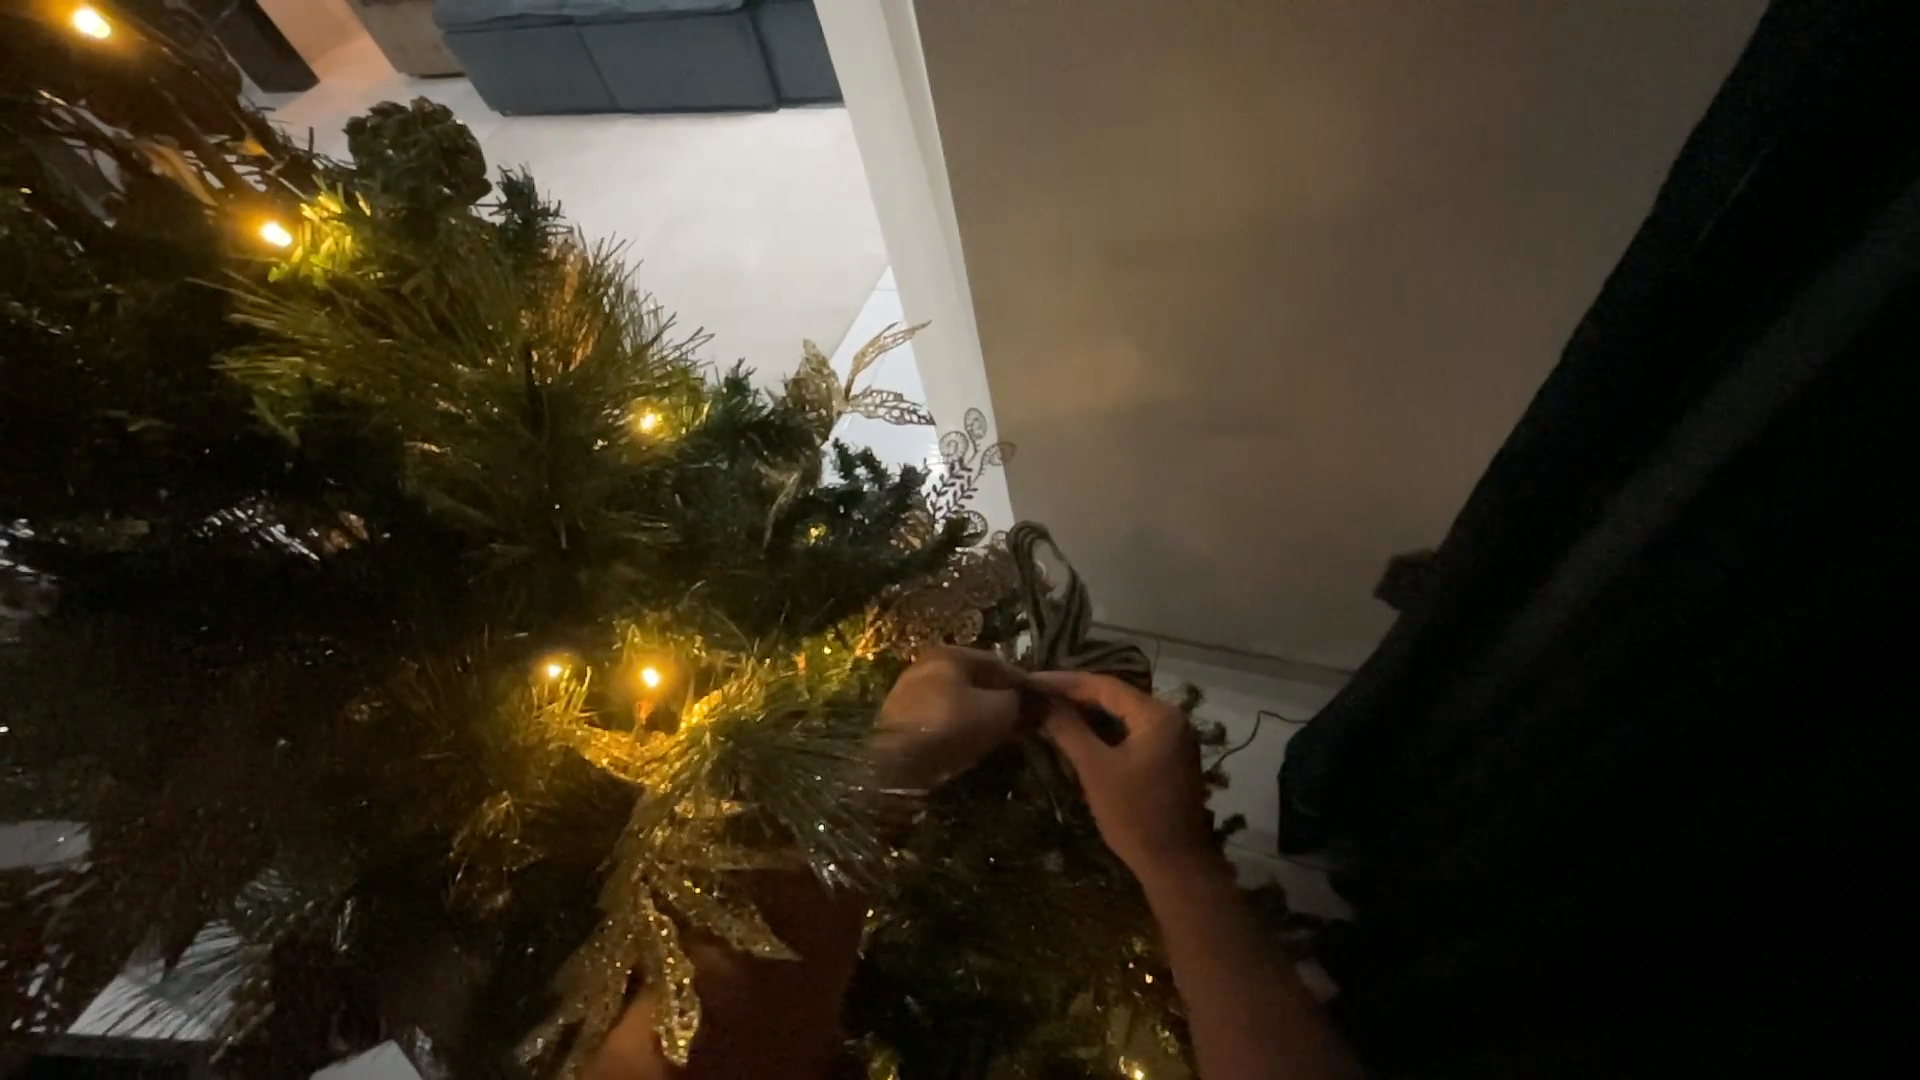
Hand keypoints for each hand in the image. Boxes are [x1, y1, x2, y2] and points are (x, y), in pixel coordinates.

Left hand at [871, 646, 1027, 791]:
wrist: (898, 761)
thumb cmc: (953, 725)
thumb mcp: (999, 711)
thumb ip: (1016, 700)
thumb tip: (1025, 700)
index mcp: (950, 653)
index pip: (995, 662)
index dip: (1020, 681)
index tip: (1037, 701)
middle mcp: (926, 663)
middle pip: (972, 679)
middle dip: (996, 697)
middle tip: (1017, 719)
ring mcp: (907, 689)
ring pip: (954, 697)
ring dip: (976, 712)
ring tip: (995, 733)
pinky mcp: (897, 716)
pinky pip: (938, 714)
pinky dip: (956, 724)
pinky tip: (966, 741)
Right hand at [1031, 670, 1220, 882]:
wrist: (1177, 867)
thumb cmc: (1135, 816)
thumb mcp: (1096, 769)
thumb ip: (1068, 730)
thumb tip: (1039, 702)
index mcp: (1157, 714)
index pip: (1103, 685)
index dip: (1063, 682)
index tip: (1030, 681)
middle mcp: (1169, 717)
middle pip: (1113, 695)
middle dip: (1073, 694)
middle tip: (1035, 692)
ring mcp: (1171, 737)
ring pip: (1120, 713)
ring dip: (1085, 712)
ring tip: (1047, 707)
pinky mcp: (1166, 755)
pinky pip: (1128, 730)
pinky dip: (1101, 729)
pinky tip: (1074, 730)